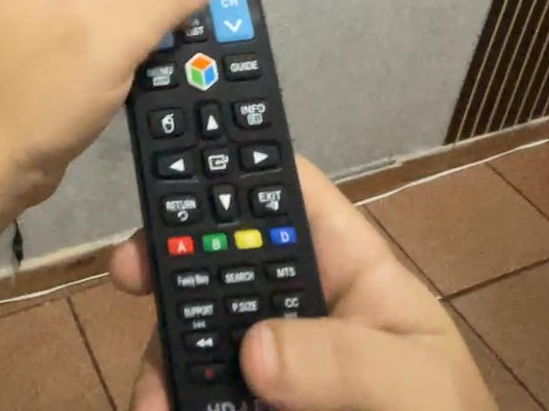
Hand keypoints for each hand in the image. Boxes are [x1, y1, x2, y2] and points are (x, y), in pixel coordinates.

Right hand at [109, 155, 496, 410]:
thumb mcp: (419, 388)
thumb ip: (347, 360)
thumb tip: (253, 350)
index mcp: (341, 266)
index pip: (284, 189)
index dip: (232, 163)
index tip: (174, 168)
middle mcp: (292, 299)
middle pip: (217, 249)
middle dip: (167, 253)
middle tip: (129, 271)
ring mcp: (265, 354)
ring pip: (192, 322)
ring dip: (163, 346)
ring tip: (152, 396)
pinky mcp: (242, 400)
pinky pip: (191, 386)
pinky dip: (165, 394)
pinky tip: (157, 410)